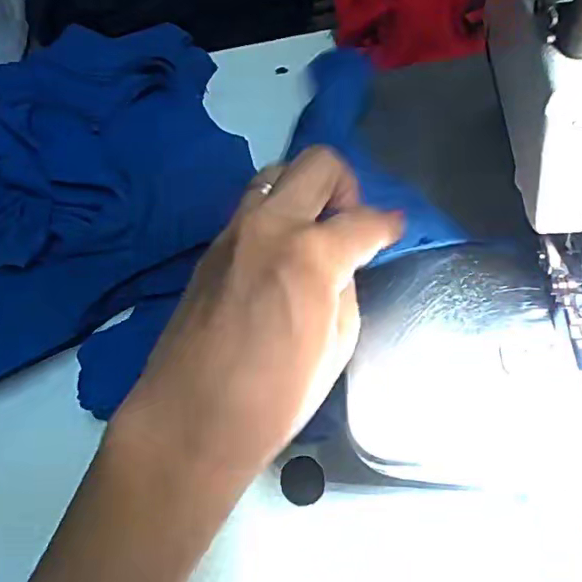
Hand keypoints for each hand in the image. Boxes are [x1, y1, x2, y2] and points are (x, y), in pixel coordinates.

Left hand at [109, 146, 403, 490]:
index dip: (388, 225)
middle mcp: (271, 225)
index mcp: (310, 255)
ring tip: (312, 233)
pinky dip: (275, 213)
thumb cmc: (273, 400)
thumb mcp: (335, 347)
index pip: (365, 219)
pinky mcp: (210, 246)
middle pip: (319, 163)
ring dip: (303, 191)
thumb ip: (344, 290)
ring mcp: (234, 230)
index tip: (393, 231)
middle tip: (348, 224)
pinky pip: (250, 206)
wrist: (189, 417)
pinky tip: (279, 253)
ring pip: (276, 174)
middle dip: (346, 185)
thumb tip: (344, 264)